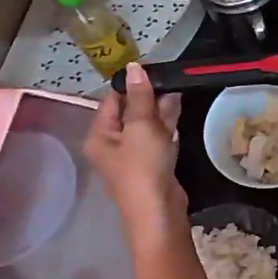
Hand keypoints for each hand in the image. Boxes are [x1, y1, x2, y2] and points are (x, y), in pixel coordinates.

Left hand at [84, 63, 187, 232]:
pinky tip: (178, 112)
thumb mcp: (141, 127)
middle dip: (147, 96)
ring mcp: (132, 155)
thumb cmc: (143, 167)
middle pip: (128, 112)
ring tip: (178, 89)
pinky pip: (157, 138)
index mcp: (99, 135)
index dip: (131, 84)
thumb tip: (135, 67)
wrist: (158, 211)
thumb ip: (140, 97)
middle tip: (170, 78)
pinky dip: (166, 125)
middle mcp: (111, 144)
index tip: (153, 70)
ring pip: (145, 124)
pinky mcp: (151, 164)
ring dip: (159, 109)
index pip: (111, 100)